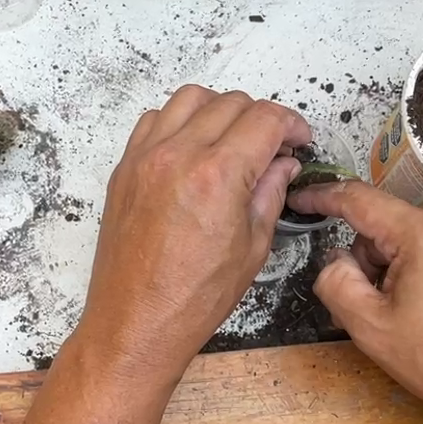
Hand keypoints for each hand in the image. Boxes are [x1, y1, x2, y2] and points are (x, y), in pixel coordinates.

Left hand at [74, 86, 310, 384]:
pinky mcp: (124, 170)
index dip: (291, 124)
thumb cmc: (191, 300)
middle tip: (272, 148)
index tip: (298, 139)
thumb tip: (283, 164)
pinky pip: (154, 120)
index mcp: (217, 175)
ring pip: (190, 99)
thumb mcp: (251, 249)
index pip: (265, 119)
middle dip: (260, 119)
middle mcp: (177, 156)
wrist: (135, 324)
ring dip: (219, 111)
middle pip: (231, 102)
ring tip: (232, 142)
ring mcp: (145, 159)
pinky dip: (179, 122)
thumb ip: (270, 194)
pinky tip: (192, 149)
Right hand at [287, 181, 422, 423]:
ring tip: (417, 320)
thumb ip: (335, 283)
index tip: (300, 200)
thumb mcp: (371, 329)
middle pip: (390, 228)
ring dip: (402, 271)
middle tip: (378, 313)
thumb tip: (335, 261)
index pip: (359, 200)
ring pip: (419, 241)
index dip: (323, 197)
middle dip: (372, 263)